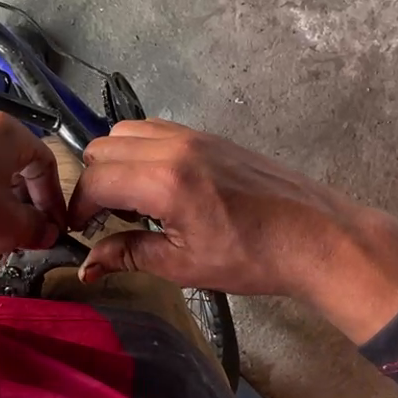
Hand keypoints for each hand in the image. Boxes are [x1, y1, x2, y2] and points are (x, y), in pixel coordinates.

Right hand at [68, 119, 397, 343]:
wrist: (319, 237)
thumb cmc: (254, 258)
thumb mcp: (184, 266)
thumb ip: (128, 255)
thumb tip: (86, 267)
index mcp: (165, 180)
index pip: (95, 180)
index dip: (78, 208)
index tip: (80, 232)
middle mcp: (174, 146)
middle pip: (102, 148)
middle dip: (93, 183)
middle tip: (106, 219)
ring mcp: (193, 135)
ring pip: (125, 131)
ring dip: (115, 162)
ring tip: (132, 200)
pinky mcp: (208, 135)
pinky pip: (155, 129)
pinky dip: (140, 151)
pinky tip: (159, 186)